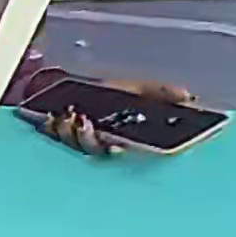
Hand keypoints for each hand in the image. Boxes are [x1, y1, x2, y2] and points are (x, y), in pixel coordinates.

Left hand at [22, 78, 193, 156]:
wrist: (83, 84)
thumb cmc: (114, 90)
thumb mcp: (141, 88)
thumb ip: (163, 93)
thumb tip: (187, 97)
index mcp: (118, 137)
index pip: (120, 151)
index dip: (118, 152)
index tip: (116, 146)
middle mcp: (94, 142)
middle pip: (90, 149)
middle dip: (87, 139)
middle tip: (86, 123)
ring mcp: (72, 139)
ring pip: (68, 143)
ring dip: (67, 131)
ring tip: (69, 116)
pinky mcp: (53, 132)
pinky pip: (49, 135)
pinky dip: (49, 127)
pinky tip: (50, 118)